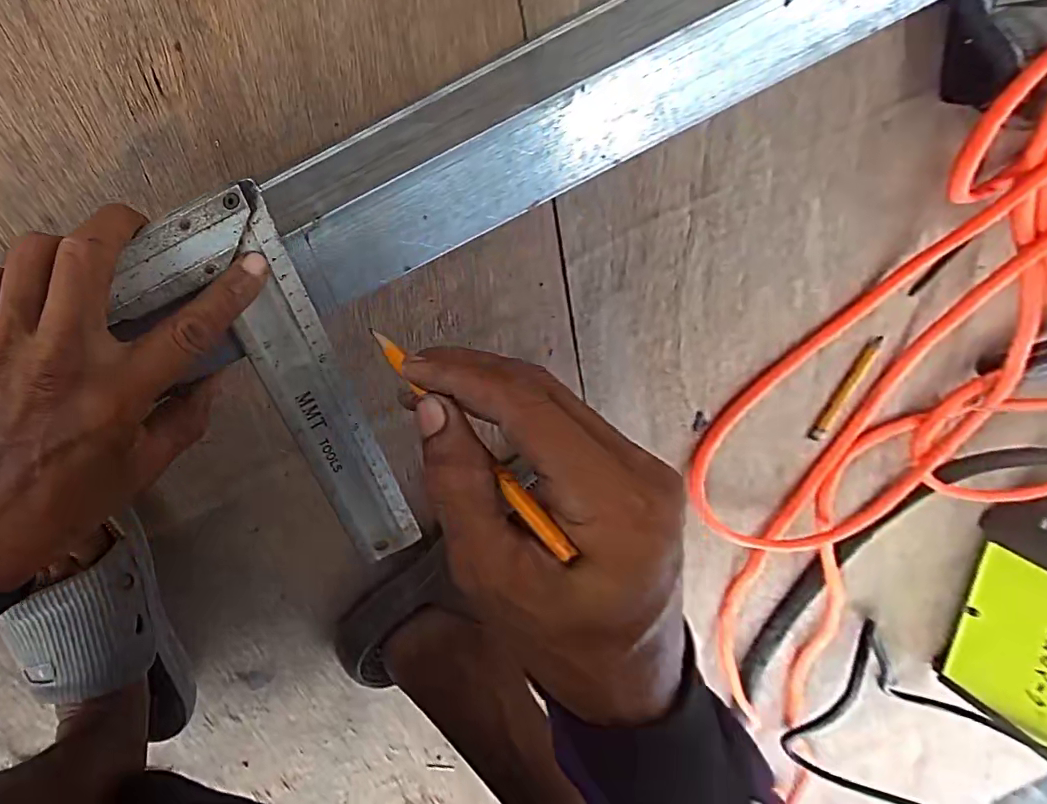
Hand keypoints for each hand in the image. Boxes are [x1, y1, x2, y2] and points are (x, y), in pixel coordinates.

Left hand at [0, 203, 270, 592]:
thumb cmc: (61, 505)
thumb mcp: (136, 472)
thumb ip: (184, 421)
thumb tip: (215, 375)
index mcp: (113, 395)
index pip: (185, 330)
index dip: (227, 291)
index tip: (250, 263)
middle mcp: (60, 357)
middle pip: (89, 252)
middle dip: (118, 223)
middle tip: (129, 234)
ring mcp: (2, 345)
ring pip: (31, 251)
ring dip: (58, 250)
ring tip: (66, 272)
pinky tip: (10, 300)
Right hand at [401, 348, 687, 725]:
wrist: (623, 679)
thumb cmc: (551, 635)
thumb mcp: (487, 570)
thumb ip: (457, 485)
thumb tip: (432, 408)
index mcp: (612, 501)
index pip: (529, 409)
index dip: (463, 378)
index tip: (408, 368)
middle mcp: (637, 470)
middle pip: (541, 390)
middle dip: (469, 370)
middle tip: (410, 369)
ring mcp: (638, 465)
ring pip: (548, 394)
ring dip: (483, 382)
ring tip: (428, 385)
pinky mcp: (625, 467)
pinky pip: (556, 413)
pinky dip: (504, 402)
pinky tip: (467, 406)